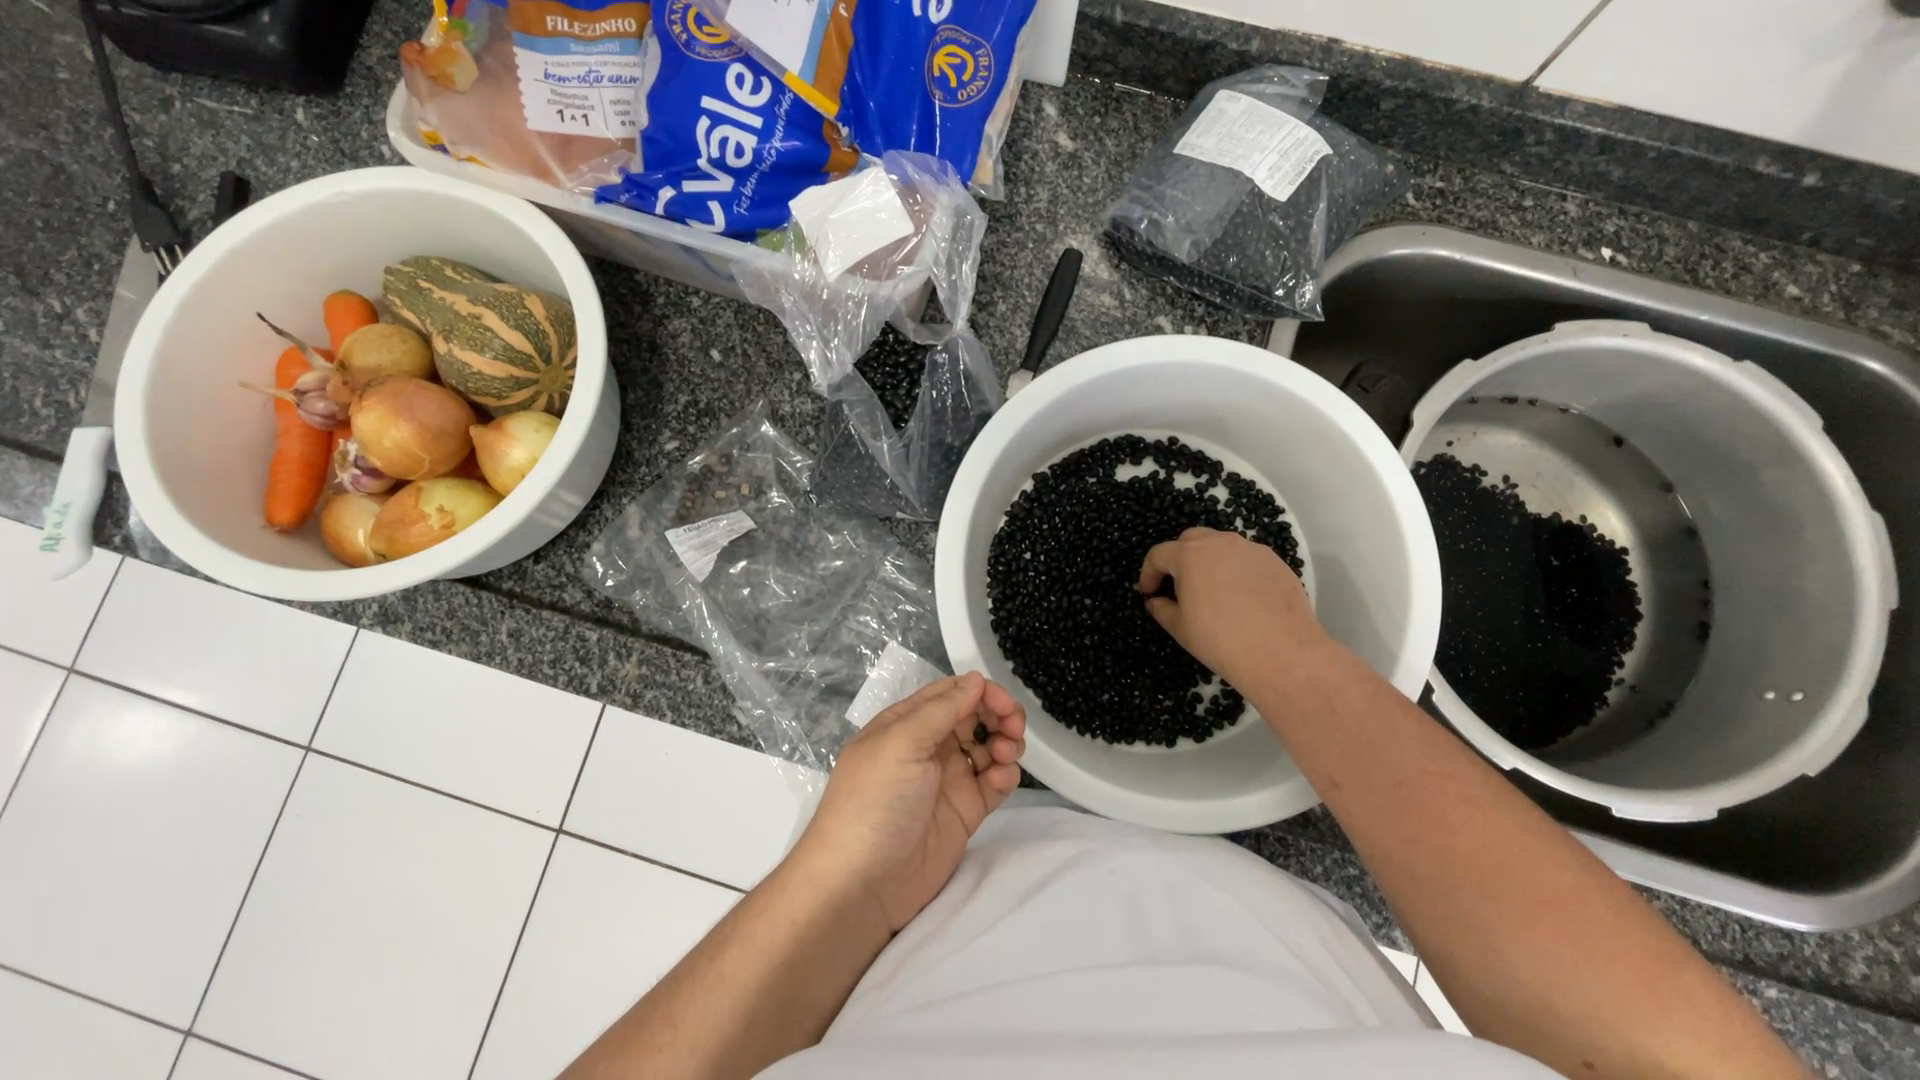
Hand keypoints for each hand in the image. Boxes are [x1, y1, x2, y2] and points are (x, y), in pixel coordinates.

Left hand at [788, 673, 1025, 932]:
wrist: (862, 884)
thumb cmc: (874, 802)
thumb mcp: (900, 743)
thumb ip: (942, 709)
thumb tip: (975, 679)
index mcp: (905, 725)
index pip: (950, 694)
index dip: (980, 692)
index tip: (1004, 704)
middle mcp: (927, 748)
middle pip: (973, 718)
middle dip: (998, 716)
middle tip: (1014, 728)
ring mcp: (947, 782)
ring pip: (987, 748)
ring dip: (1004, 744)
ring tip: (1005, 756)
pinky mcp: (964, 813)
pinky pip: (993, 784)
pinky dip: (1004, 776)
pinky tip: (1001, 779)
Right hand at [1137, 526, 1330, 687]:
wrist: (1281, 652)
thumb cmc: (1220, 640)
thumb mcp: (1180, 628)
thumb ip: (1161, 609)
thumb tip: (1156, 600)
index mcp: (1190, 555)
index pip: (1159, 554)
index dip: (1148, 573)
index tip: (1148, 592)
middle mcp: (1220, 543)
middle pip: (1190, 540)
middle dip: (1178, 559)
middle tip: (1178, 586)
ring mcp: (1251, 549)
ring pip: (1221, 545)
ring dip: (1209, 561)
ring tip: (1211, 590)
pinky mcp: (1275, 561)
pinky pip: (1246, 558)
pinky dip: (1236, 569)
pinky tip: (1241, 597)